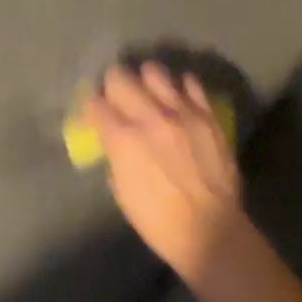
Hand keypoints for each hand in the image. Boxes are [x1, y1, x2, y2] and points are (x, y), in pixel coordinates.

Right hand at [85, 63, 245, 280]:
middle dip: (113, 84)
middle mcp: (149, 116)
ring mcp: (182, 112)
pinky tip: (177, 98)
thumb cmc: (155, 218)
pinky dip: (179, 87)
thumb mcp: (120, 188)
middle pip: (120, 76)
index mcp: (122, 138)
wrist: (209, 230)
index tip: (94, 111)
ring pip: (155, 71)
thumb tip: (115, 139)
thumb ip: (115, 154)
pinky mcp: (207, 116)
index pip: (95, 103)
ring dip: (146, 80)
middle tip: (116, 95)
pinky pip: (191, 85)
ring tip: (148, 92)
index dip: (92, 106)